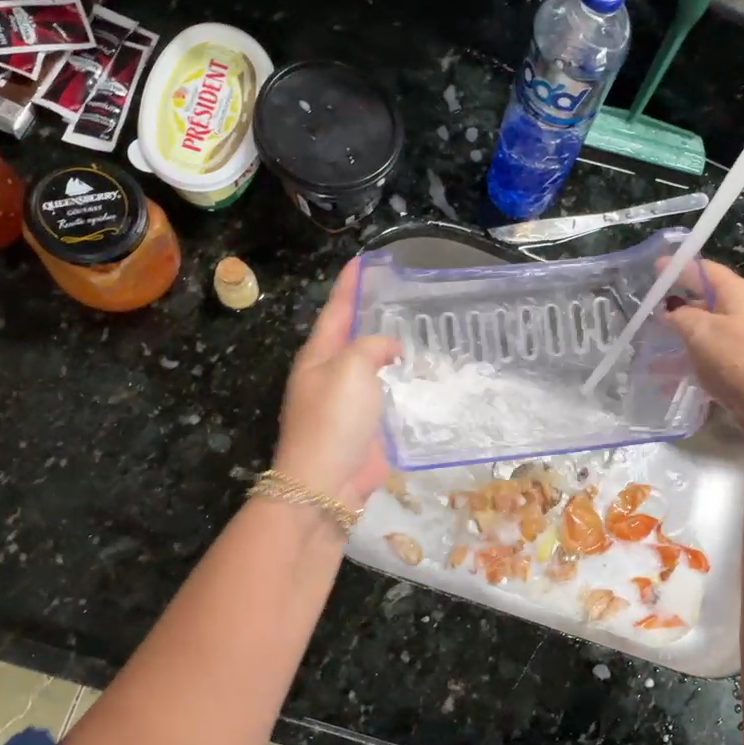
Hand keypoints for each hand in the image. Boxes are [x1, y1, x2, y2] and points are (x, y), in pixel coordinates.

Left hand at [272, 260, 400, 510]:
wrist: (325, 484)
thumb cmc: (333, 420)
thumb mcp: (350, 368)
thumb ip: (372, 346)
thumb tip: (389, 348)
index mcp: (318, 357)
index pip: (336, 311)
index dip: (350, 286)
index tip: (364, 260)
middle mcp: (330, 378)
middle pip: (353, 340)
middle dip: (373, 319)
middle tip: (403, 299)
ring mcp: (347, 408)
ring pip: (373, 372)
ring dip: (393, 356)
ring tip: (422, 338)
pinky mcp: (366, 434)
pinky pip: (387, 402)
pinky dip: (405, 389)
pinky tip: (425, 384)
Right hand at [664, 260, 743, 429]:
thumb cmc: (737, 360)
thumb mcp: (700, 332)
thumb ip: (680, 315)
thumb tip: (673, 310)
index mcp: (739, 291)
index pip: (705, 270)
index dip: (679, 268)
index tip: (656, 269)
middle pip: (709, 300)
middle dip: (680, 305)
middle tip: (653, 312)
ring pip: (710, 330)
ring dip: (683, 338)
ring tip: (655, 351)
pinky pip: (716, 353)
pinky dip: (694, 358)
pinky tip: (673, 377)